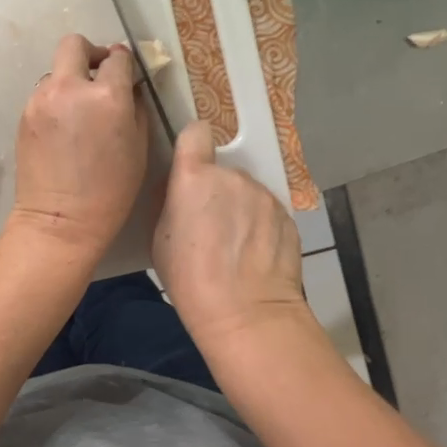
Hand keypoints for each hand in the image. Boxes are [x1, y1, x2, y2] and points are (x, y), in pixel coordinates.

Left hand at [8, 35, 147, 255]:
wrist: (60, 220)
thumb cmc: (111, 191)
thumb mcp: (139, 146)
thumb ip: (134, 106)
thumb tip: (128, 85)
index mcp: (106, 96)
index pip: (116, 57)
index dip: (123, 62)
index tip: (125, 73)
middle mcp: (70, 88)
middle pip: (74, 44)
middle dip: (90, 53)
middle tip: (99, 75)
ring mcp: (41, 100)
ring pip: (56, 71)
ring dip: (70, 81)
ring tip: (79, 112)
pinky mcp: (24, 115)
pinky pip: (43, 94)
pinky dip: (56, 101)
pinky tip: (64, 129)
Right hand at [152, 121, 309, 338]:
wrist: (246, 312)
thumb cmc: (190, 278)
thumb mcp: (159, 237)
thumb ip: (170, 202)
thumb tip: (178, 191)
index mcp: (194, 177)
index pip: (195, 133)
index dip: (192, 145)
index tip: (190, 163)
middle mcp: (232, 176)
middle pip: (221, 170)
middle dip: (214, 190)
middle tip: (208, 225)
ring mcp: (264, 195)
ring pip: (246, 191)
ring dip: (239, 208)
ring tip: (235, 245)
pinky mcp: (288, 215)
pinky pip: (266, 212)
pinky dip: (260, 226)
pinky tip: (255, 254)